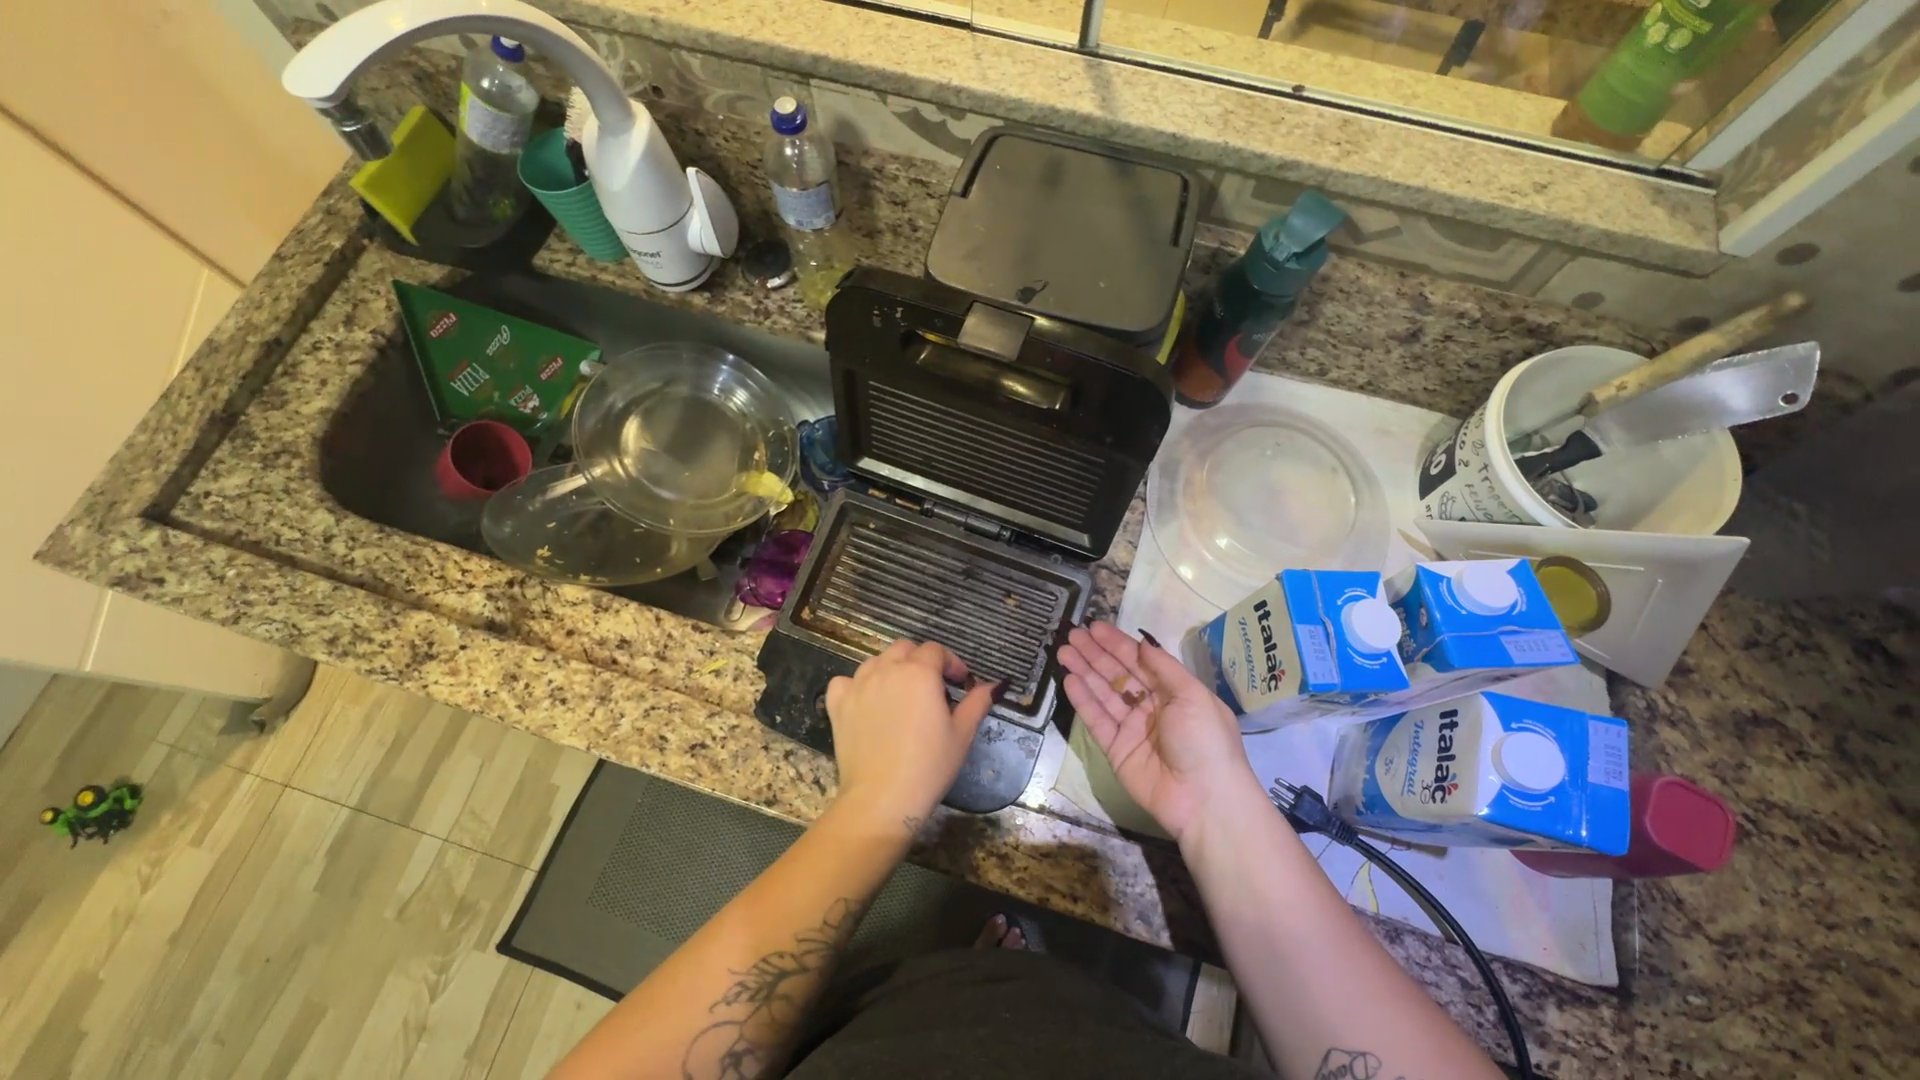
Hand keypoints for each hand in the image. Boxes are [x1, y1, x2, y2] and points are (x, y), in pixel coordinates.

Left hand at [825, 640, 994, 827]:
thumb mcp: (962, 734)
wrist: (883, 798)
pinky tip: (867, 701)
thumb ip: (977, 702)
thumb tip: (993, 685)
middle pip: (904, 649)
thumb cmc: (929, 766)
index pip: (936, 651)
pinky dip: (857, 685)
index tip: (960, 683)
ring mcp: (858, 686)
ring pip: (876, 661)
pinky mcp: (838, 705)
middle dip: (921, 661)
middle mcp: (886, 670)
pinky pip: (845, 681)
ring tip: (902, 695)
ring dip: (892, 669)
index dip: (951, 663)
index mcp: (919, 673)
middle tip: (933, 688)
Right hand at [1059, 622, 1259, 844]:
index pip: (1140, 661)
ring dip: (1084, 672)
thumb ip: (1164, 668)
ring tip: (1063, 651)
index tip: (1093, 627)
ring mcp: (1133, 730)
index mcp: (1175, 693)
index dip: (1117, 644)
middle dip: (1095, 654)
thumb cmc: (1205, 741)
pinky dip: (1083, 701)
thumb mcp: (1193, 696)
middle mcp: (1152, 708)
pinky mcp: (1116, 750)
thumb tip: (1142, 643)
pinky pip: (1097, 720)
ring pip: (1103, 694)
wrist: (1204, 800)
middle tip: (1072, 635)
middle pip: (1118, 675)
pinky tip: (1069, 680)